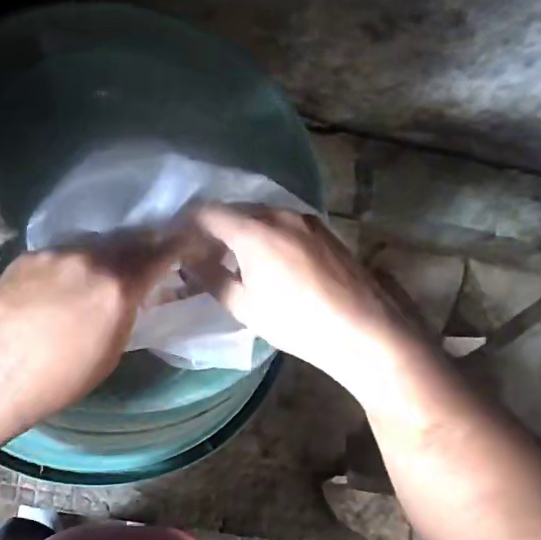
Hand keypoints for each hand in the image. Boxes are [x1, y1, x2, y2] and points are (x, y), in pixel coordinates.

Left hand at [0, 238, 177, 442]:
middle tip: (149, 260)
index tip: (188, 246)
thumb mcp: (110, 353)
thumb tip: (138, 292)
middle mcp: (88, 258)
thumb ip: (129, 312)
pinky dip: (73, 265)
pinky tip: (64, 285)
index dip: (179, 245)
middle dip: (143, 247)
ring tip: (102, 276)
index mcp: (117, 285)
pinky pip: (62, 253)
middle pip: (127, 239)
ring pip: (93, 245)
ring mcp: (54, 253)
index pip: (161, 250)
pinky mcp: (26, 256)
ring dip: (106, 256)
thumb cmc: (58, 382)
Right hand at [187, 205, 415, 388]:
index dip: (187, 224)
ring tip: (233, 261)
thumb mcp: (244, 306)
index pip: (207, 212)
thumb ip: (211, 278)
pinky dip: (266, 234)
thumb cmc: (296, 322)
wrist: (364, 329)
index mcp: (254, 231)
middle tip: (201, 255)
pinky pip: (283, 223)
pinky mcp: (324, 230)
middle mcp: (279, 214)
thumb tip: (188, 261)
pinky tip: (267, 262)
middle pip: (235, 210)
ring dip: (242, 231)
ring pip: (261, 216)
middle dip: (214, 228)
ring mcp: (306, 220)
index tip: (176, 242)